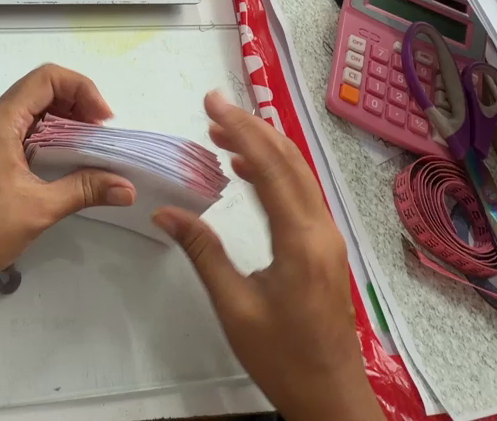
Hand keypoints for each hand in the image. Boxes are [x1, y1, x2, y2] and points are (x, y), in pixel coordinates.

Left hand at [0, 64, 135, 302]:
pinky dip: (47, 136)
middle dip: (76, 103)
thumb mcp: (38, 209)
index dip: (81, 89)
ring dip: (63, 120)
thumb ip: (84, 190)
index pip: (46, 78)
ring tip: (89, 146)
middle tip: (101, 134)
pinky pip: (21, 131)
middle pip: (40, 89)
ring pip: (31, 111)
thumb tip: (127, 187)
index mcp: (1, 121)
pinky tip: (63, 161)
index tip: (103, 121)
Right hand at [154, 91, 378, 420]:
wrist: (331, 398)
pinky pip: (300, 192)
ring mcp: (327, 236)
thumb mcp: (234, 306)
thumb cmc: (283, 357)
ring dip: (263, 146)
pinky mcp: (324, 246)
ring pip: (297, 173)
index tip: (212, 104)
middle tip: (214, 106)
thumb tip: (165, 212)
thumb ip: (203, 251)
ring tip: (223, 132)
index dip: (239, 129)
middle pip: (288, 160)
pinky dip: (273, 170)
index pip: (269, 166)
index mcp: (301, 239)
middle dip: (251, 127)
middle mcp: (321, 228)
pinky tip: (247, 170)